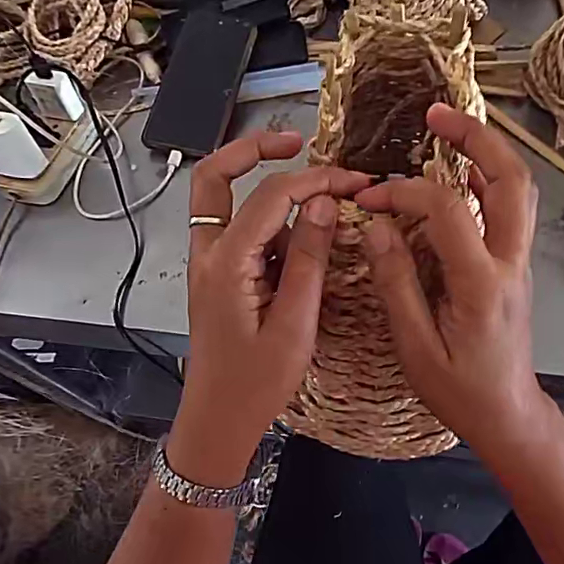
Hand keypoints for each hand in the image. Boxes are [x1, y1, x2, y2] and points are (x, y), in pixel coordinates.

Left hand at [173, 132, 370, 483]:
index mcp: (226, 264)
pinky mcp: (219, 277)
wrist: (217, 421)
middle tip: (297, 142)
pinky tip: (304, 239)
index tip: (355, 181)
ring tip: (316, 195)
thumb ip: (309, 261)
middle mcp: (208, 254)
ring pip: (223, 201)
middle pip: (215, 178)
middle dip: (253, 149)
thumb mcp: (294, 325)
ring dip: (262, 186)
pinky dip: (268, 222)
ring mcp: (208, 264)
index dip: (316, 180)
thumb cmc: (255, 385)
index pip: (271, 196)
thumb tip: (323, 204)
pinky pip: (237, 231)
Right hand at [354, 105, 560, 455]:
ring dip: (488, 151)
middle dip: (477, 137)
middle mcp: (510, 264)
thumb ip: (397, 284)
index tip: (372, 197)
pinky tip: (463, 172)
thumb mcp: (417, 348)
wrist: (509, 413)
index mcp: (482, 285)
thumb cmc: (462, 392)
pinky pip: (512, 209)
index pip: (449, 211)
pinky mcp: (515, 266)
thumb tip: (378, 227)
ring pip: (519, 188)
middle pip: (512, 179)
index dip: (406, 192)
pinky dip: (490, 179)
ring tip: (449, 128)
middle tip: (437, 113)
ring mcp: (519, 263)